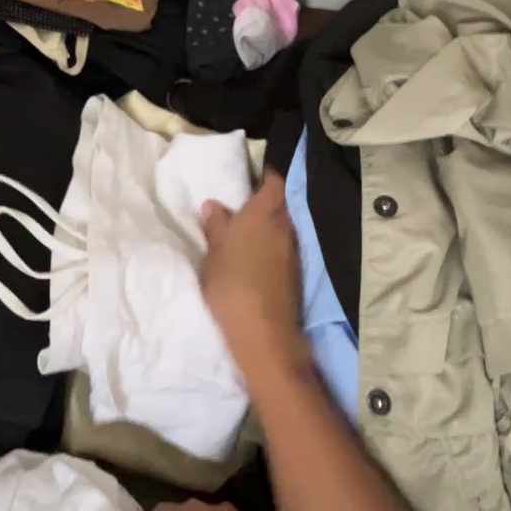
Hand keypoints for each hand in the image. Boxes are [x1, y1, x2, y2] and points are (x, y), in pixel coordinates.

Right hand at [201, 173, 308, 380]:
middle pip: (279, 203)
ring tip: (245, 234)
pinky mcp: (297, 272)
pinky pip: (284, 247)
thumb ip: (216, 225)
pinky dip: (272, 246)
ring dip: (268, 226)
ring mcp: (294, 250)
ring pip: (282, 226)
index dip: (263, 177)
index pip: (273, 182)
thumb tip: (214, 204)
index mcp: (264, 213)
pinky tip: (256, 258)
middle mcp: (284, 226)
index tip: (247, 181)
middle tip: (240, 208)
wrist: (263, 333)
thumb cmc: (231, 284)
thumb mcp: (213, 253)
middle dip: (264, 203)